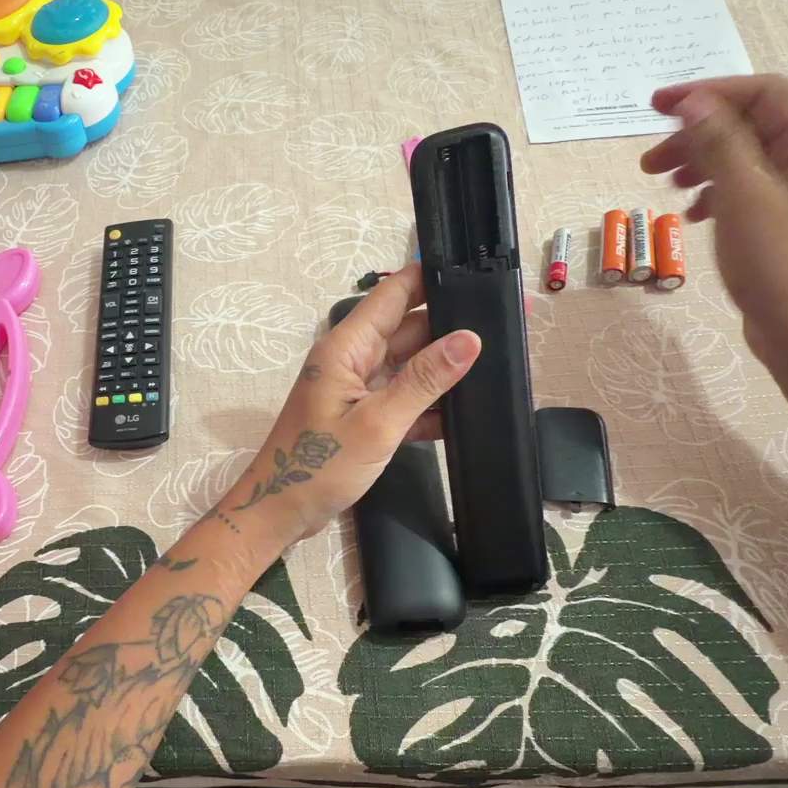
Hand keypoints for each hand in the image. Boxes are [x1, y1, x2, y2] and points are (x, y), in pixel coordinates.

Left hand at [213, 264, 480, 546]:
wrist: (281, 512)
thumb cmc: (317, 467)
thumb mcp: (377, 423)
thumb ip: (424, 381)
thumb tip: (468, 340)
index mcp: (346, 348)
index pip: (393, 294)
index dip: (433, 278)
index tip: (479, 274)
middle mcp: (352, 360)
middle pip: (408, 328)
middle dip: (451, 326)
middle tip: (505, 324)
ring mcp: (358, 389)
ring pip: (410, 365)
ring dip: (445, 369)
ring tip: (497, 364)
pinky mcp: (364, 417)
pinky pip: (404, 399)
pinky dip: (430, 405)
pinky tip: (466, 412)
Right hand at [640, 75, 787, 374]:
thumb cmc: (782, 266)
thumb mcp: (744, 199)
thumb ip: (719, 144)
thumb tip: (692, 104)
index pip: (763, 94)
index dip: (707, 95)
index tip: (653, 108)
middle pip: (753, 124)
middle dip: (698, 136)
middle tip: (648, 163)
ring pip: (748, 156)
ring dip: (702, 164)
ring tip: (664, 187)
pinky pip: (751, 186)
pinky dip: (716, 191)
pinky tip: (693, 214)